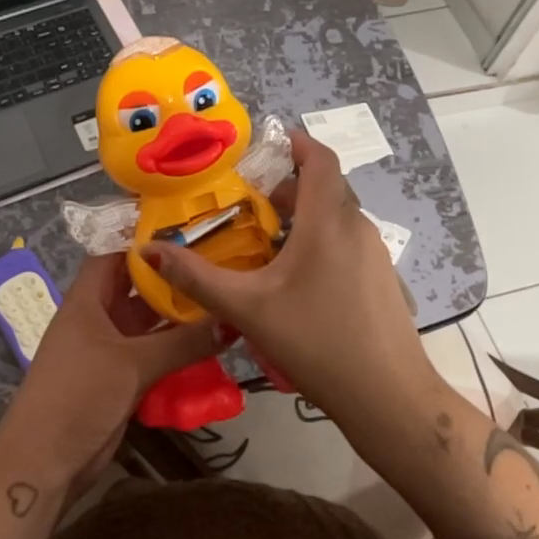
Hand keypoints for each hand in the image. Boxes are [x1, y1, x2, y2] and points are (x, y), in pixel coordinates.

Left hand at [0, 253, 221, 489]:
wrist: (45, 462)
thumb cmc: (79, 396)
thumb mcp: (133, 364)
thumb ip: (183, 342)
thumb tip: (232, 320)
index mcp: (86, 300)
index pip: (114, 254)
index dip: (144, 241)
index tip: (187, 231)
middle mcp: (97, 318)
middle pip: (135, 288)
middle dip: (170, 278)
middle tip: (217, 264)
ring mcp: (107, 349)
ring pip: (146, 323)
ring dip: (177, 315)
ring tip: (221, 298)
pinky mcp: (119, 379)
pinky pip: (152, 353)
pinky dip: (176, 348)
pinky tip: (210, 343)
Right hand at [141, 130, 435, 423]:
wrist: (389, 398)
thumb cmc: (317, 342)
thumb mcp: (247, 309)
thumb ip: (196, 278)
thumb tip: (149, 251)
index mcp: (328, 221)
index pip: (320, 159)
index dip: (296, 142)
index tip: (265, 140)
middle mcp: (357, 227)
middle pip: (324, 187)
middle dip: (286, 183)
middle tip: (245, 195)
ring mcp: (374, 254)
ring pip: (335, 217)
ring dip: (300, 215)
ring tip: (260, 235)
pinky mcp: (380, 280)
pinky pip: (345, 241)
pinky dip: (317, 239)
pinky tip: (291, 275)